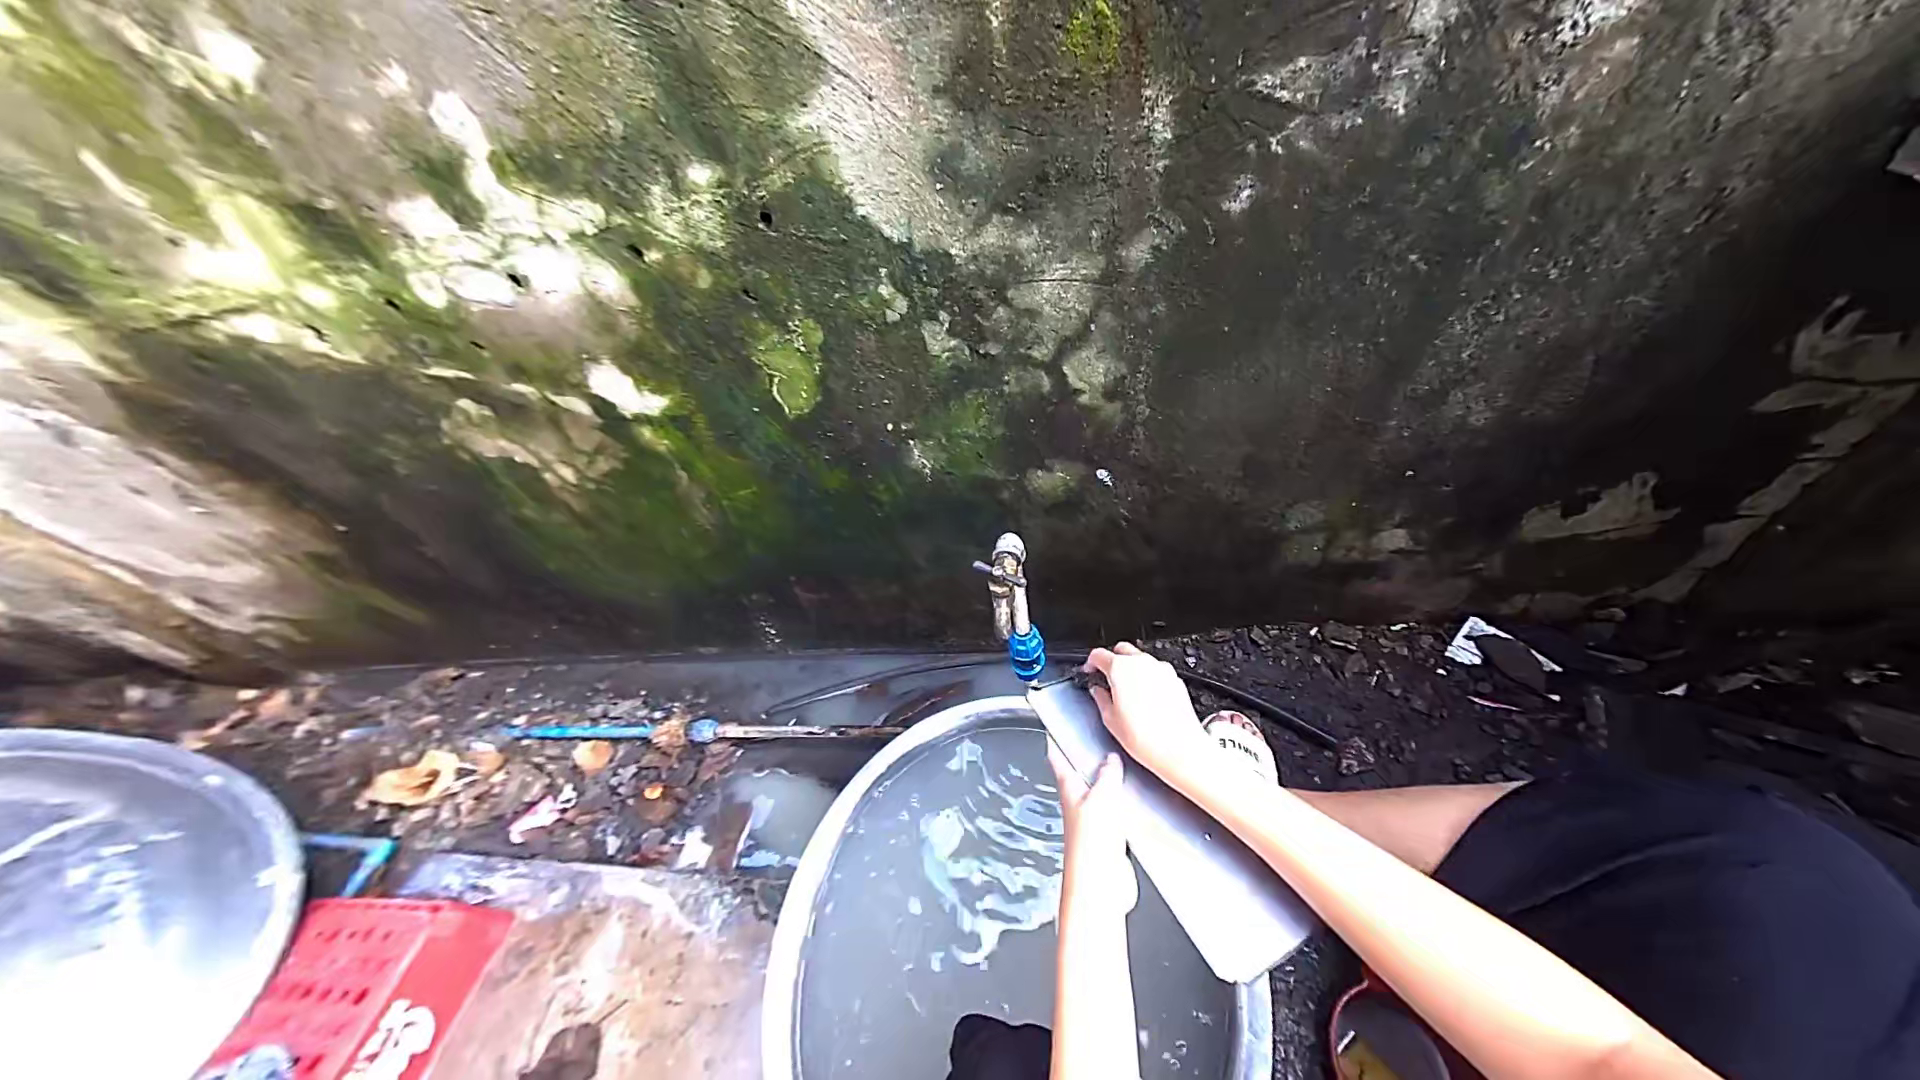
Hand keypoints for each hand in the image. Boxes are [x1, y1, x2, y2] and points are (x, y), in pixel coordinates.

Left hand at [1048, 741, 1136, 913]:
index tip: (1056, 724)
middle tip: (1094, 738)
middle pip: (1076, 772)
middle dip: (1084, 756)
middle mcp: (1077, 800)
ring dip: (1105, 778)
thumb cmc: (1091, 842)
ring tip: (1118, 762)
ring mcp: (1091, 818)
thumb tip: (1110, 758)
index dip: (1055, 738)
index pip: (1057, 755)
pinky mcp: (1107, 834)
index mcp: (1068, 786)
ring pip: (1096, 790)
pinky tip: (1131, 797)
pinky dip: (1120, 800)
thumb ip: (1107, 774)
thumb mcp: (1103, 796)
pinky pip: (1113, 809)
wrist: (1099, 885)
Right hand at [1084, 642, 1209, 779]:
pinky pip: (1157, 671)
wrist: (1180, 750)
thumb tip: (1098, 691)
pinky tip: (1146, 698)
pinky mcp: (1175, 680)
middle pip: (1121, 650)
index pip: (1098, 654)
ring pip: (1140, 659)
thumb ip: (1100, 698)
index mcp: (1120, 669)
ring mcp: (1161, 670)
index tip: (1090, 671)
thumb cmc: (1147, 738)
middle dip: (1111, 660)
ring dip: (1131, 668)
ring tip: (1127, 691)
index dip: (1090, 662)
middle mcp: (1142, 663)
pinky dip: (1148, 678)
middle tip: (1107, 677)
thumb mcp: (1110, 719)